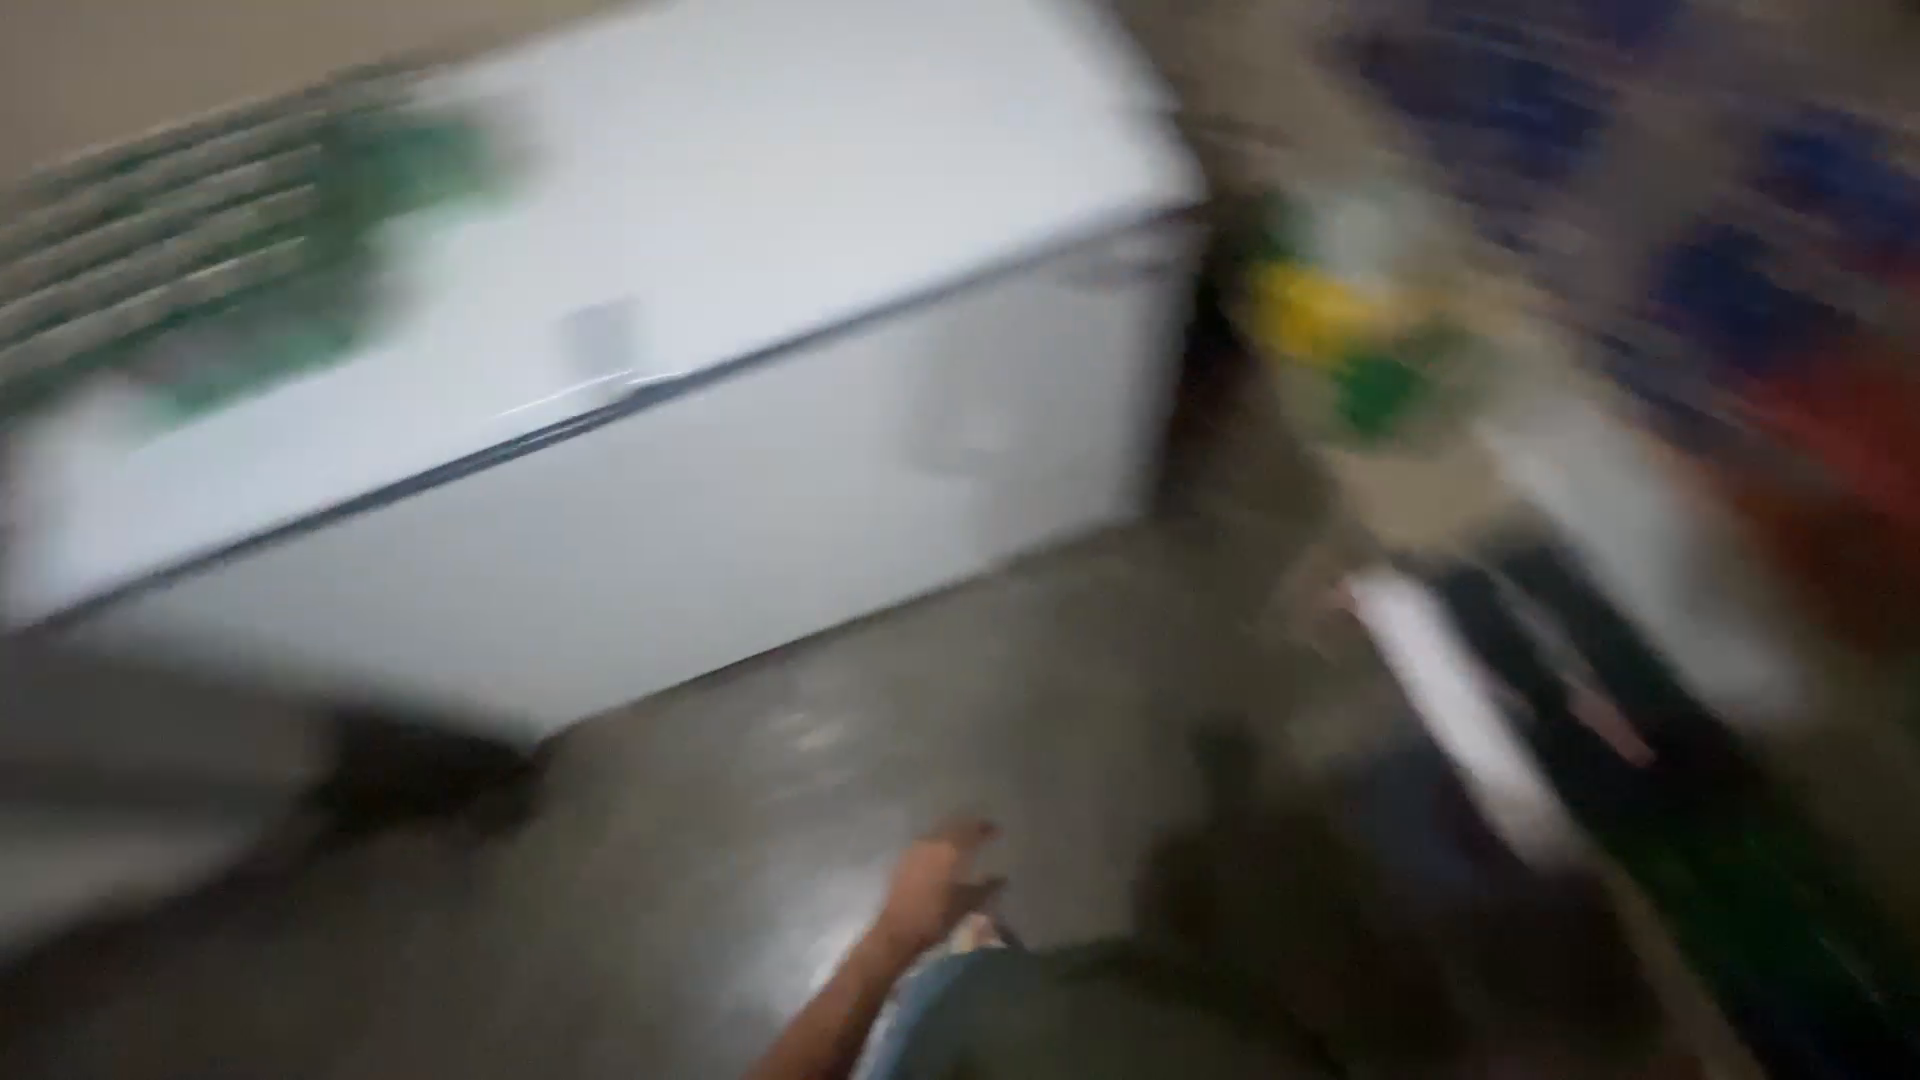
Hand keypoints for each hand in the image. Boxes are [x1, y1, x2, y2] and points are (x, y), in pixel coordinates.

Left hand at [867, 818, 1003, 964]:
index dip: (985, 828)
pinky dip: (938, 842)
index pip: (971, 830)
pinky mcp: (904, 858)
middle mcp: (932, 842)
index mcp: (949, 850)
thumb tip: (1003, 878)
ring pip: (939, 832)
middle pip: (954, 826)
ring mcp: (915, 848)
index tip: (996, 829)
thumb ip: (986, 888)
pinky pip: (926, 841)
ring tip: (964, 839)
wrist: (897, 931)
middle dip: (969, 827)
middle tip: (981, 830)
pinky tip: (942, 852)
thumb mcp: (966, 905)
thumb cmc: (935, 918)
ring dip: (952, 833)